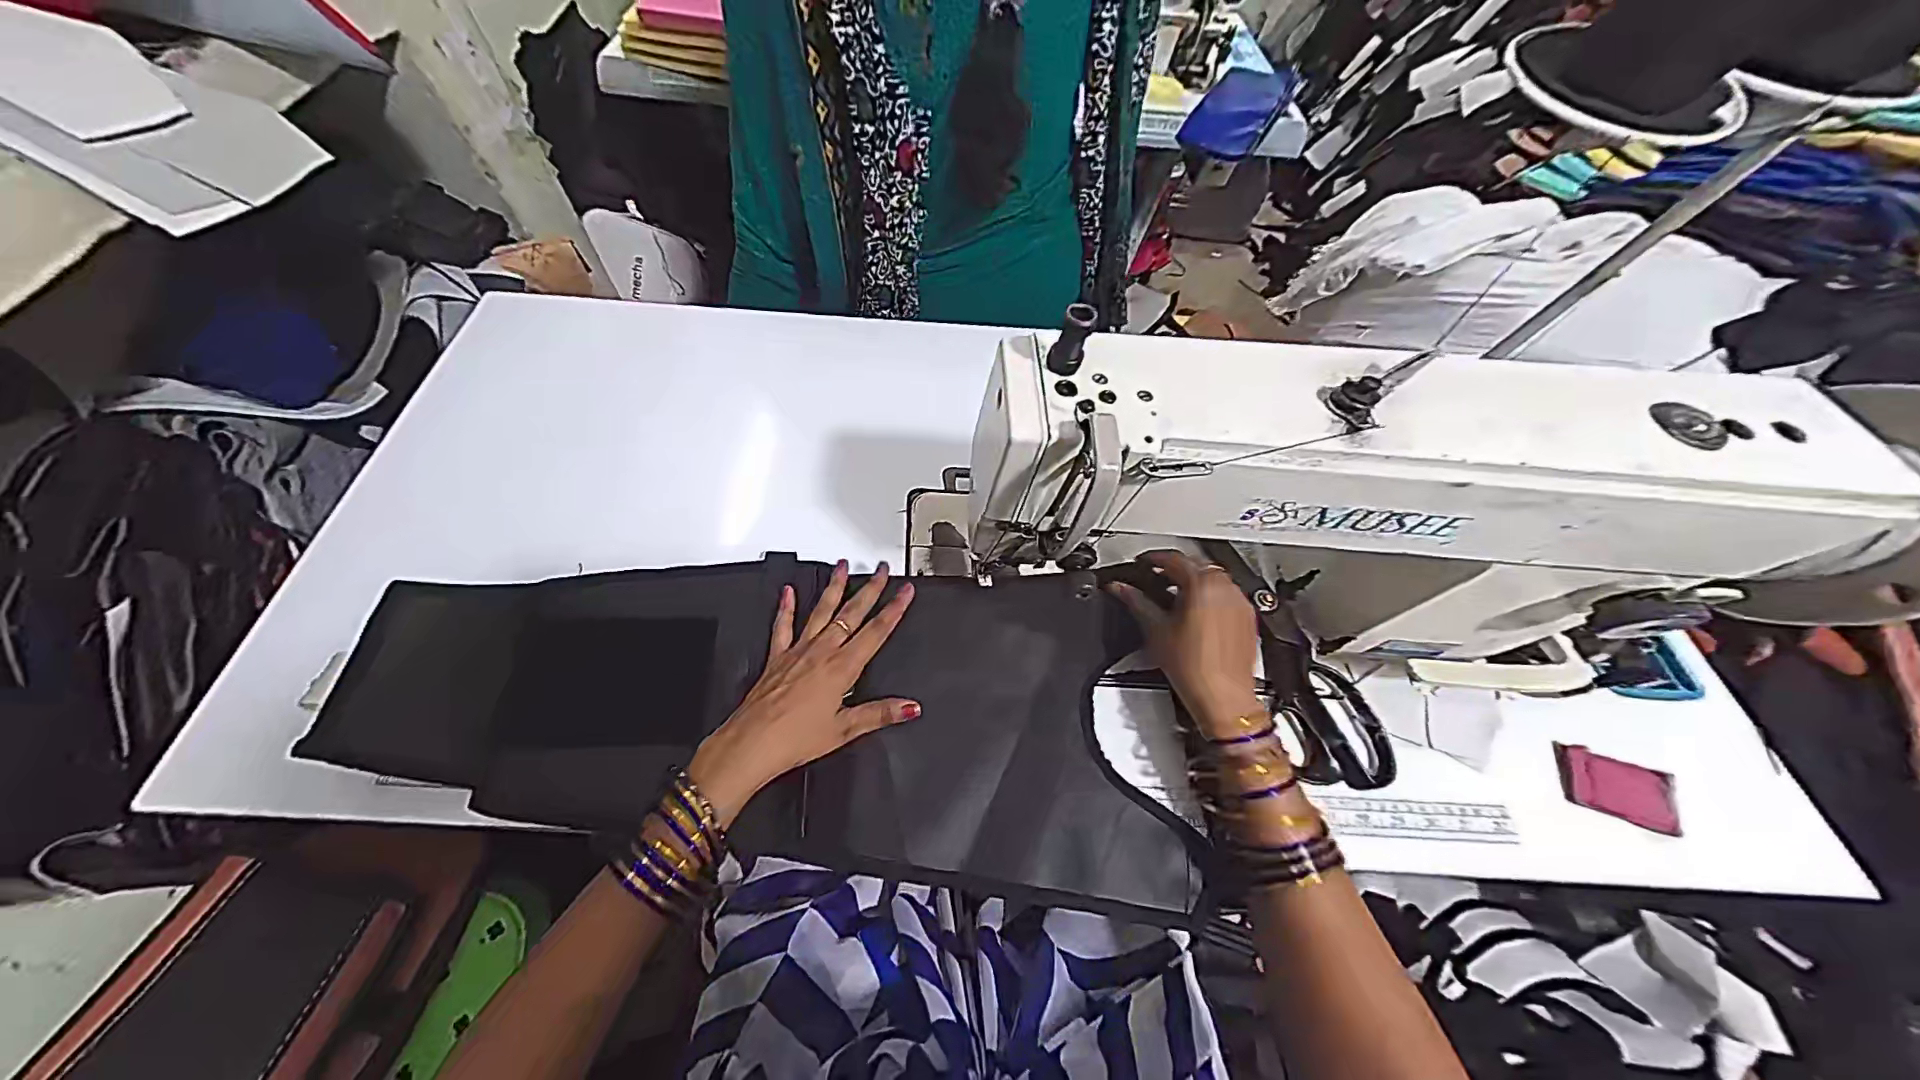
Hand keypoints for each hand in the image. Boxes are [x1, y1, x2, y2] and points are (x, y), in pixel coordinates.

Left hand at [687, 561, 916, 824]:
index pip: (876, 631)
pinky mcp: (777, 658)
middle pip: (852, 613)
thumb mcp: (845, 730)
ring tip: (843, 567)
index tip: (905, 591)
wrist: (751, 743)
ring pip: (821, 611)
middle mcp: (820, 653)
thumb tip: (909, 707)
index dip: (894, 609)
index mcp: (841, 669)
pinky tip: (788, 593)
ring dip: (834, 587)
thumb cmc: (793, 739)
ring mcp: (797, 651)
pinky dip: (786, 607)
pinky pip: (783, 626)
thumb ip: (880, 714)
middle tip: (881, 570)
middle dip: (871, 589)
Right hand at [1107, 550, 1264, 734]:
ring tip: (1174, 595)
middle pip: (1196, 565)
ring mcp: (1240, 603)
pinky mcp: (1247, 618)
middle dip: (1174, 569)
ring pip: (1214, 580)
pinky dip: (1210, 597)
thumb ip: (1136, 602)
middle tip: (1155, 577)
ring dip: (1193, 582)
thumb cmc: (1194, 670)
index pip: (1174, 558)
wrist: (1223, 698)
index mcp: (1202, 585)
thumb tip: (1120, 589)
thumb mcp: (1155, 629)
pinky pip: (1227, 596)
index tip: (1143, 563)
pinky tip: (1195, 613)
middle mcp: (1226, 589)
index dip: (1153, 559)